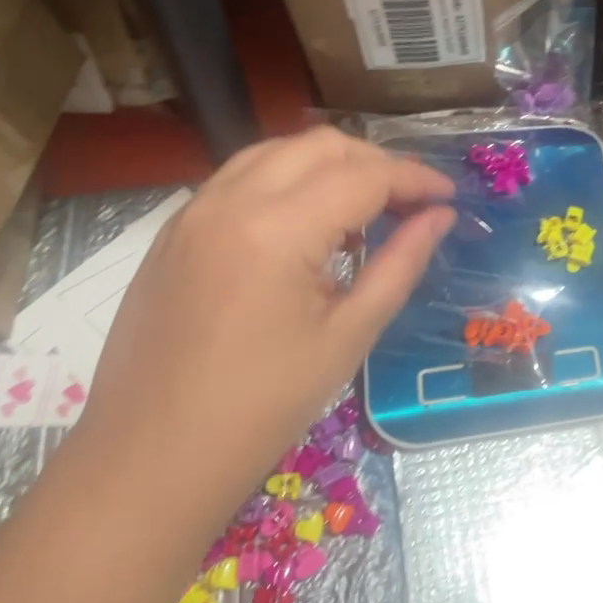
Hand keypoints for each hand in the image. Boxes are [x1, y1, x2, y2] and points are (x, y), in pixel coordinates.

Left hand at [82, 127, 454, 477]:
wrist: (151, 456)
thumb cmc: (263, 406)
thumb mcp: (349, 336)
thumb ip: (400, 264)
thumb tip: (440, 217)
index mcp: (276, 230)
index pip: (365, 176)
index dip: (416, 179)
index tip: (451, 198)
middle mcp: (230, 201)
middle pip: (322, 146)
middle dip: (377, 163)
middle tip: (412, 203)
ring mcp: (193, 211)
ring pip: (278, 151)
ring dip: (331, 165)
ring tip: (365, 211)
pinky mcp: (175, 230)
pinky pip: (242, 178)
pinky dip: (289, 182)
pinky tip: (309, 228)